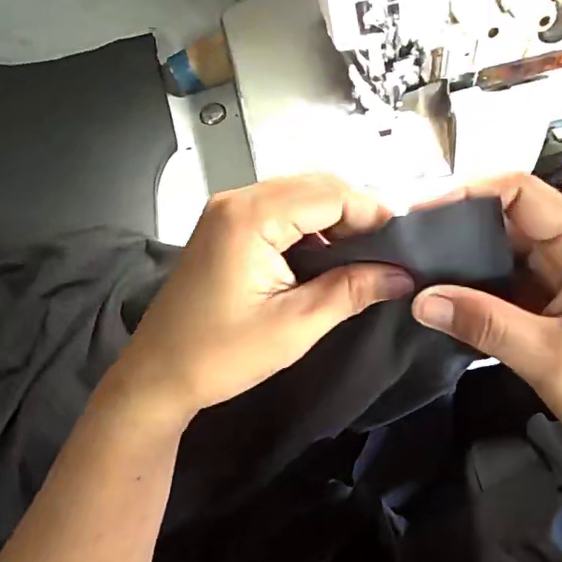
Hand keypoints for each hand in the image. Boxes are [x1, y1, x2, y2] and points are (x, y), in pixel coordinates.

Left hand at [104, 175, 414, 424]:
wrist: (157, 375)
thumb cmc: (219, 355)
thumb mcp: (295, 325)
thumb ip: (351, 290)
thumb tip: (401, 275)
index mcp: (249, 216)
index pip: (329, 193)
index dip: (372, 213)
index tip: (404, 243)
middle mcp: (235, 200)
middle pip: (313, 186)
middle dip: (355, 214)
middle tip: (389, 251)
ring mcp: (225, 211)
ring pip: (297, 196)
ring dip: (333, 220)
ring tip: (365, 255)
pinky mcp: (223, 227)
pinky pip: (277, 212)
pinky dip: (308, 228)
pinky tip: (326, 256)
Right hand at [409, 174, 561, 464]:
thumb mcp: (550, 356)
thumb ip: (484, 323)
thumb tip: (420, 299)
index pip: (522, 193)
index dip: (470, 192)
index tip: (422, 212)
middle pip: (506, 220)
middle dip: (457, 227)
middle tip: (408, 244)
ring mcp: (558, 280)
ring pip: (499, 253)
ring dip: (460, 261)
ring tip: (414, 270)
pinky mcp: (545, 307)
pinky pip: (499, 285)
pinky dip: (469, 290)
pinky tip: (438, 299)